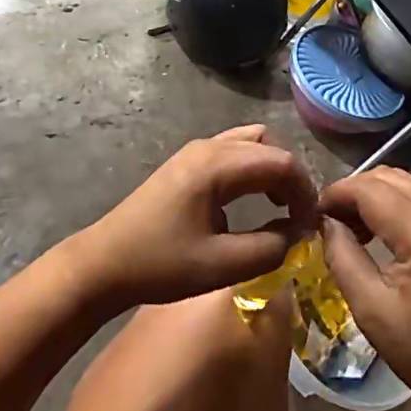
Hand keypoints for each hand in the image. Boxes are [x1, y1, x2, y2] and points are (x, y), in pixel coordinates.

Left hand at [64, 125, 316, 308]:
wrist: (101, 266)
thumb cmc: (160, 265)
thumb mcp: (223, 265)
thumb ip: (272, 247)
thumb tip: (299, 233)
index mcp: (217, 165)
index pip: (282, 163)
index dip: (305, 192)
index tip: (309, 225)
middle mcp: (210, 147)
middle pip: (271, 147)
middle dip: (293, 179)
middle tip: (298, 216)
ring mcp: (197, 151)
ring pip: (254, 143)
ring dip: (274, 170)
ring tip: (279, 205)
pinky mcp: (189, 162)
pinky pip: (235, 151)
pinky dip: (254, 169)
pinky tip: (251, 199)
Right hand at [319, 167, 410, 410]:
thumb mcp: (372, 310)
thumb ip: (344, 258)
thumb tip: (325, 224)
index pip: (372, 189)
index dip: (337, 193)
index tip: (310, 213)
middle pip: (391, 178)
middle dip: (354, 190)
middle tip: (327, 220)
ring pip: (407, 185)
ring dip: (374, 196)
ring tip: (347, 228)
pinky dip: (394, 205)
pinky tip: (376, 233)